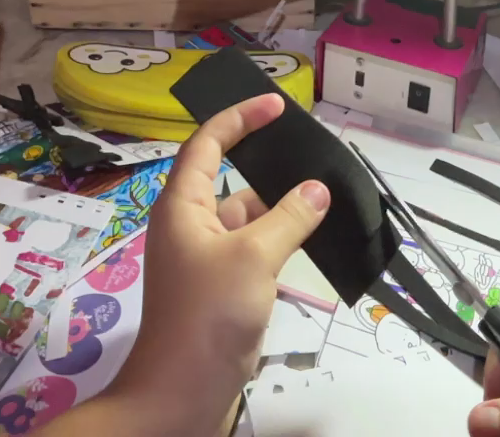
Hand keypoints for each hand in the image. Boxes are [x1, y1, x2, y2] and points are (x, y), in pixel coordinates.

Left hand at [104, 92, 330, 435]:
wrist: (180, 395)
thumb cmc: (207, 315)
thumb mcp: (254, 258)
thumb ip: (289, 218)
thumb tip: (317, 189)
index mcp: (182, 204)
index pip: (208, 142)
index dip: (240, 117)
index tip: (276, 105)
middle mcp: (189, 222)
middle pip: (227, 176)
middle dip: (264, 162)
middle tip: (305, 150)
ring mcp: (204, 256)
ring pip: (243, 215)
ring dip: (275, 206)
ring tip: (319, 194)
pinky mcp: (219, 284)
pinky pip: (250, 246)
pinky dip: (276, 238)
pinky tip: (308, 237)